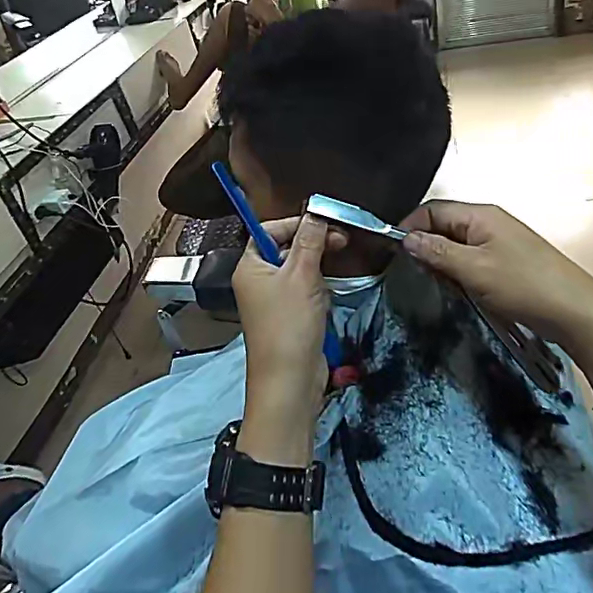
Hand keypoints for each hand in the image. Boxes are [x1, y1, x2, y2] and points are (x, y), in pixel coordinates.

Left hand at [231, 215, 341, 464]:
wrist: (290, 381)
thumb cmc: (290, 324)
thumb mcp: (302, 275)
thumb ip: (310, 240)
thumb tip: (316, 211)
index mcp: (250, 266)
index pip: (269, 229)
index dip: (296, 223)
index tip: (324, 222)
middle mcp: (258, 280)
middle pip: (286, 247)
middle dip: (313, 242)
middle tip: (341, 240)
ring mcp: (274, 299)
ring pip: (299, 268)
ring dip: (319, 264)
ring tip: (340, 262)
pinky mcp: (290, 315)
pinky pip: (305, 289)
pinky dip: (320, 285)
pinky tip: (332, 289)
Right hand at [399, 200, 592, 348]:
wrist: (575, 311)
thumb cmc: (523, 285)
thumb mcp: (474, 269)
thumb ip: (438, 252)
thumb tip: (406, 238)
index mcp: (480, 215)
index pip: (433, 209)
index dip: (410, 227)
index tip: (392, 254)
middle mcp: (489, 222)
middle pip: (444, 225)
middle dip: (424, 245)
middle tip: (409, 273)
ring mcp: (500, 242)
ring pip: (457, 244)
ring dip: (441, 261)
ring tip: (430, 283)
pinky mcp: (508, 263)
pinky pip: (472, 260)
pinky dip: (458, 271)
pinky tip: (455, 290)